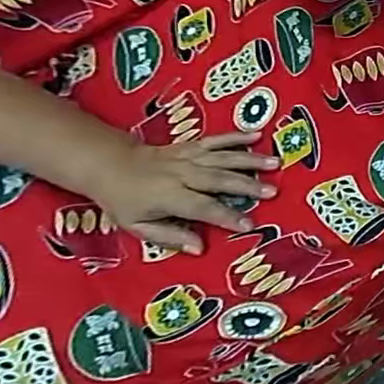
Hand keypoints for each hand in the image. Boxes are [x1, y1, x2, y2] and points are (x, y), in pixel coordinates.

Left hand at [84, 132, 280, 253]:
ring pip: (224, 158)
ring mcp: (187, 157)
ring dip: (251, 160)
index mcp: (168, 196)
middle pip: (219, 180)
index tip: (249, 224)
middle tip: (272, 191)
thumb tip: (199, 248)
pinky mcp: (191, 145)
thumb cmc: (124, 200)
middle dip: (247, 185)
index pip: (202, 208)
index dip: (226, 216)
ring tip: (275, 163)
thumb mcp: (137, 226)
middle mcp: (181, 175)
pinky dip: (237, 136)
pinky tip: (257, 135)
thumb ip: (169, 236)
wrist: (108, 164)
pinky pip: (216, 140)